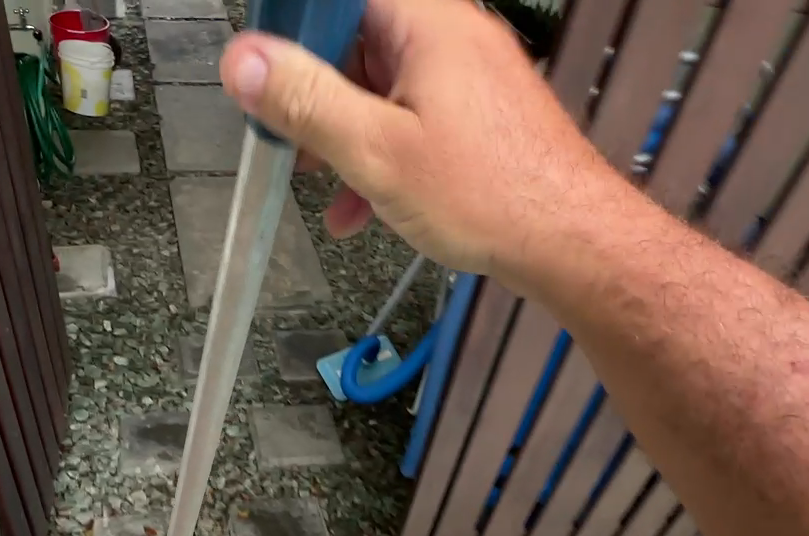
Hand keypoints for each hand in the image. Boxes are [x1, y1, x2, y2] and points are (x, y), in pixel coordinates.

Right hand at [218, 0, 619, 288]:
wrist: (565, 239)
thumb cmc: (485, 195)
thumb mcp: (376, 151)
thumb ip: (307, 102)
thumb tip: (243, 61)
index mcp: (424, 22)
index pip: (340, 0)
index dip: (297, 31)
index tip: (270, 75)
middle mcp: (448, 36)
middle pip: (357, 44)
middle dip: (317, 97)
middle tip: (291, 139)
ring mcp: (465, 77)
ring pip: (381, 91)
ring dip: (344, 138)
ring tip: (320, 185)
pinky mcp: (474, 118)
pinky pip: (410, 122)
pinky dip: (381, 157)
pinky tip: (362, 207)